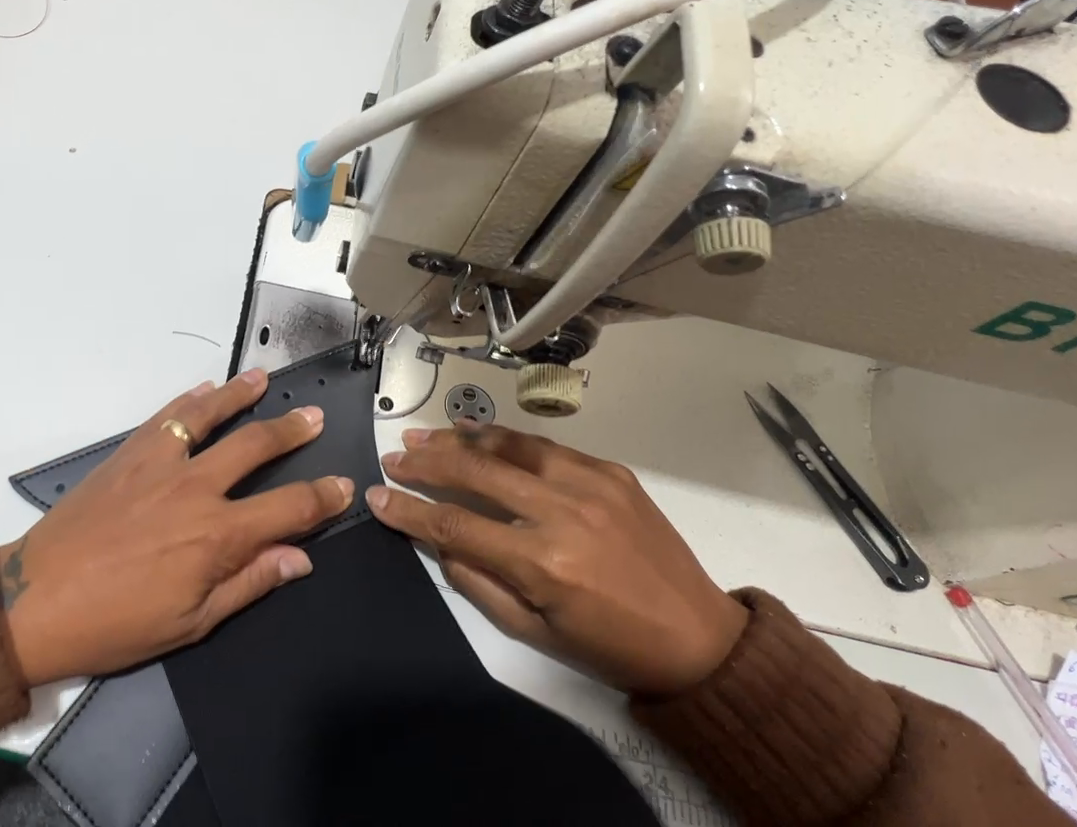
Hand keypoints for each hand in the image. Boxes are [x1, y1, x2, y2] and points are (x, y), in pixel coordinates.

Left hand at [0, 369, 354, 685]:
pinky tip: (203, 390)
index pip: (289, 508)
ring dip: (238, 396)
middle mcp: (195, 488)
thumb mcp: (191, 621)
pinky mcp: (127, 455)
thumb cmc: (117, 623)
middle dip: (290, 431)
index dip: (322, 497)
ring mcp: (158, 464)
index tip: (343, 487)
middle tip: (313, 417)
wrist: (37, 599)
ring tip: (262, 379)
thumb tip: (300, 556)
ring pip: (208, 417)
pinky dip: (188, 401)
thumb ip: (249, 582)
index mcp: (217, 535)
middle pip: (255, 447)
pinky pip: (165, 418)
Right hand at [366, 423, 747, 696]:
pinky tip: (479, 432)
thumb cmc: (609, 646)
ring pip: (508, 447)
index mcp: (542, 563)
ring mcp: (590, 484)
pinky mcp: (611, 472)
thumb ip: (477, 583)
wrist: (699, 637)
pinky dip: (505, 437)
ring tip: (424, 435)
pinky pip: (544, 447)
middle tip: (394, 456)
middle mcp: (562, 512)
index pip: (455, 525)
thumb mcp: (533, 632)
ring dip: (460, 439)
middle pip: (475, 473)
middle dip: (425, 463)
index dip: (409, 510)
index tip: (377, 495)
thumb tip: (437, 542)